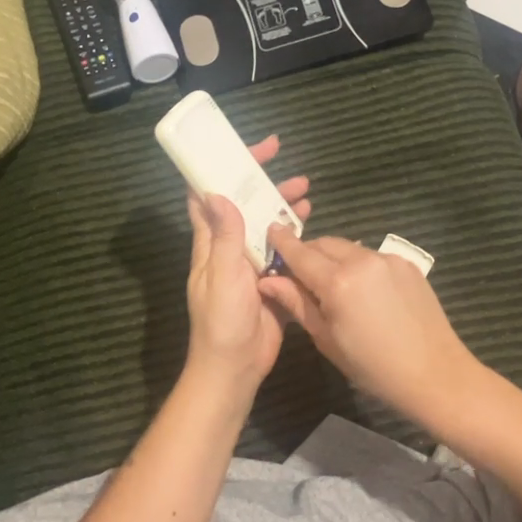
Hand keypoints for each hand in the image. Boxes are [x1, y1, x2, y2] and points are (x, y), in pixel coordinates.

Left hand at [180, 137, 310, 394]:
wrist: (235, 369)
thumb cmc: (223, 321)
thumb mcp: (223, 275)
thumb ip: (225, 236)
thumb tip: (216, 192)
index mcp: (210, 244)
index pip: (208, 197)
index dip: (222, 169)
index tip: (247, 151)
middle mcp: (228, 250)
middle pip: (243, 207)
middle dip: (262, 184)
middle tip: (288, 166)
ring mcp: (249, 267)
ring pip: (265, 228)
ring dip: (282, 208)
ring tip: (307, 192)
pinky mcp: (269, 283)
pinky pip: (283, 254)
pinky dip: (295, 238)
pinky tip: (312, 229)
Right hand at [257, 228, 477, 417]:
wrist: (435, 374)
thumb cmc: (373, 367)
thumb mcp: (327, 339)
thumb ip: (297, 304)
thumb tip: (267, 281)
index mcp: (338, 282)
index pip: (300, 253)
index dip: (283, 242)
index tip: (270, 229)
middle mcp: (362, 261)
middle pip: (324, 244)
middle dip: (308, 252)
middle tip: (298, 271)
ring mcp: (388, 260)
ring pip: (349, 248)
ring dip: (334, 258)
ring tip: (332, 285)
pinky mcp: (407, 264)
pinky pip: (372, 257)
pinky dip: (359, 265)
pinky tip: (364, 292)